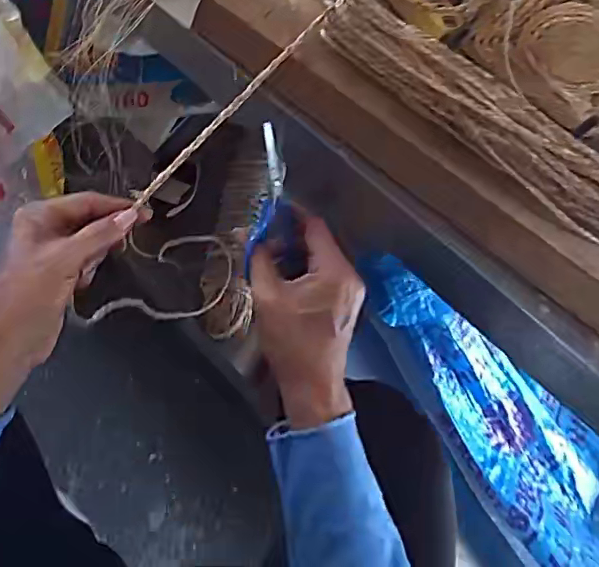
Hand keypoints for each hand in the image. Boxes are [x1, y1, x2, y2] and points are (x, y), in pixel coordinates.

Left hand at [0, 193, 141, 417]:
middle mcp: (43, 228)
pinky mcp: (57, 274)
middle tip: (128, 241)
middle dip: (105, 232)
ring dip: (96, 254)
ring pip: (89, 241)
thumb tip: (132, 213)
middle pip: (89, 219)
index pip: (85, 201)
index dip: (115, 206)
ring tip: (86, 273)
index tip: (145, 213)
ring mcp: (50, 252)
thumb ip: (99, 234)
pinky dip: (89, 269)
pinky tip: (82, 284)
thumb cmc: (29, 297)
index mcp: (38, 215)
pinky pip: (84, 261)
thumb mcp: (65, 260)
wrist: (5, 348)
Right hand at [251, 210, 365, 429]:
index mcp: (336, 271)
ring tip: (268, 256)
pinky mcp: (345, 303)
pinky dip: (305, 269)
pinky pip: (325, 273)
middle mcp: (350, 276)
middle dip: (290, 236)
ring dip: (295, 253)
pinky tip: (283, 276)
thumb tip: (247, 233)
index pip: (315, 226)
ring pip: (321, 258)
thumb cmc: (291, 342)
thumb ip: (258, 259)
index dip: (292, 214)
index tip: (270, 210)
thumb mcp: (268, 297)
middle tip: (264, 237)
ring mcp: (351, 291)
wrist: (313, 388)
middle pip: (319, 241)